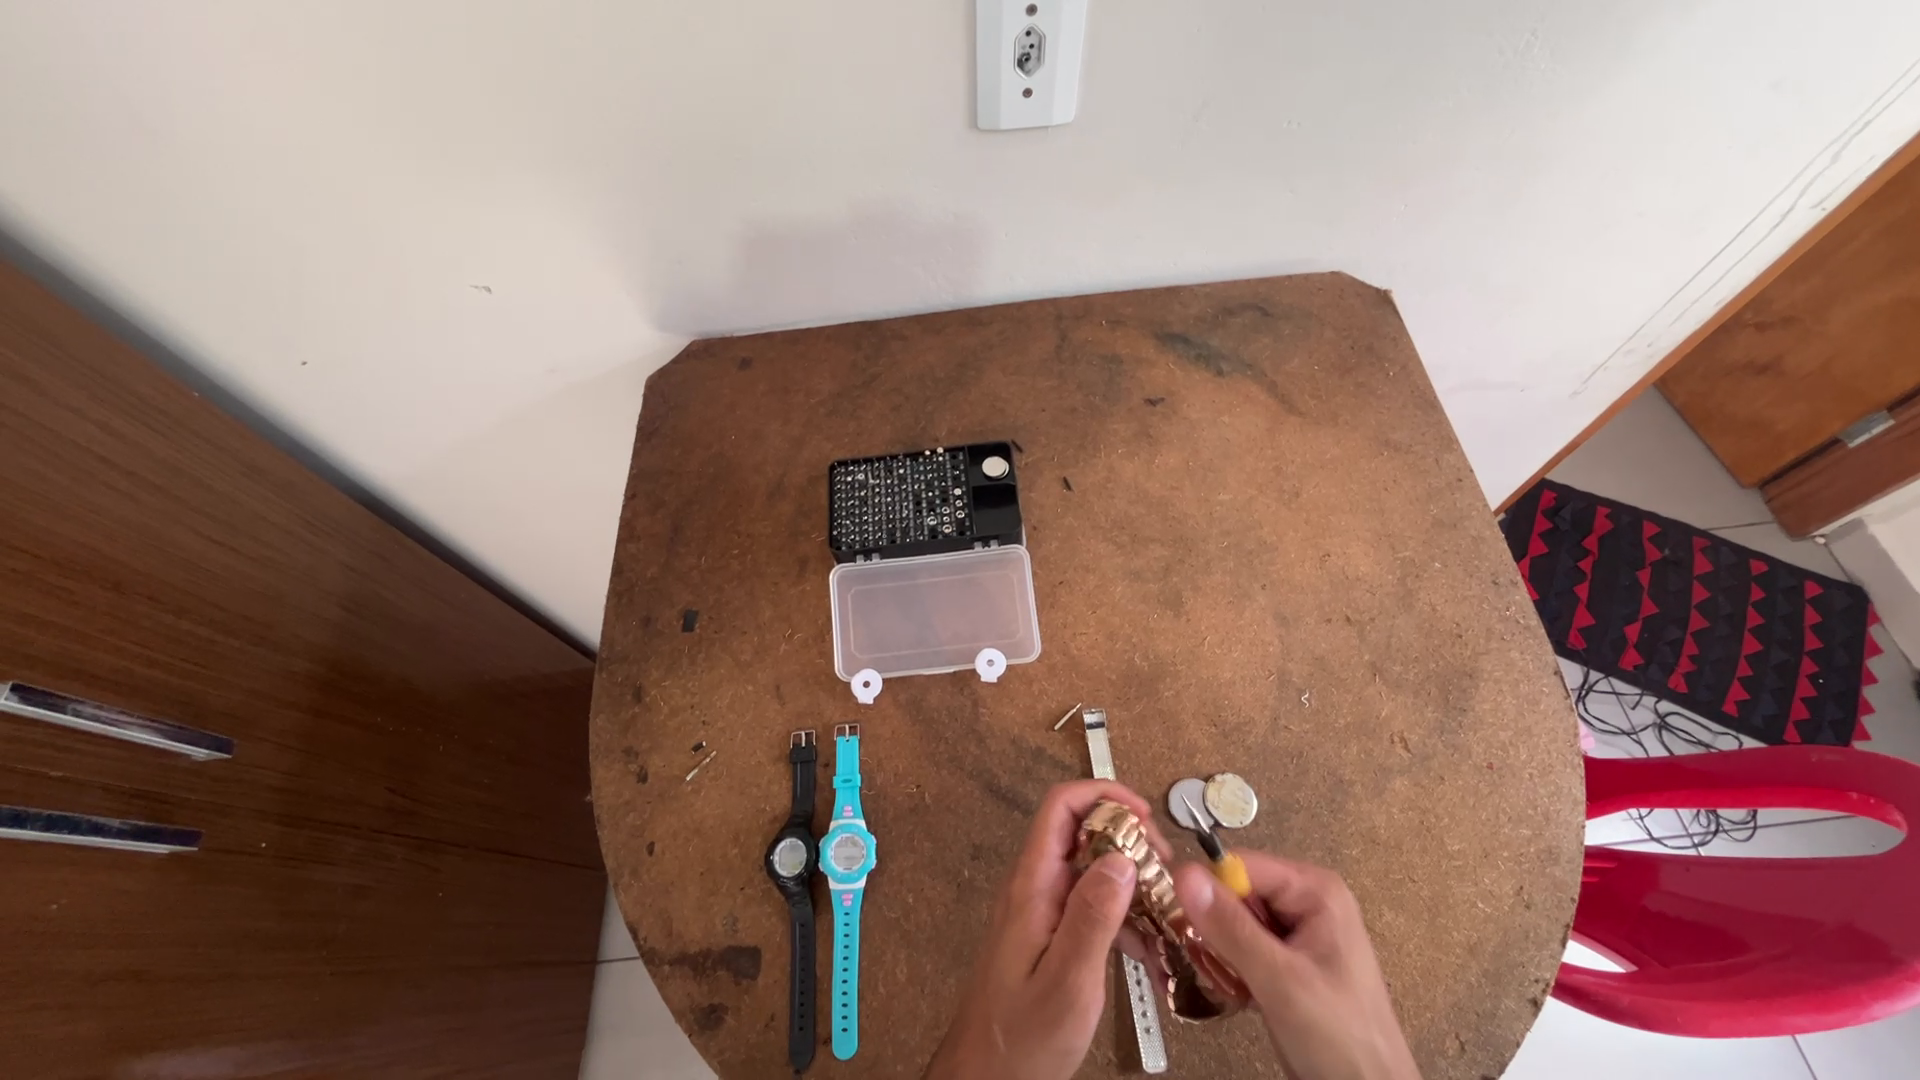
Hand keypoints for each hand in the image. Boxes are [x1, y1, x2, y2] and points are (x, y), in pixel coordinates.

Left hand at [926, 780, 1169, 1079]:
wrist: (984, 1078)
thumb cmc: (1021, 1038)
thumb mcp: (1067, 980)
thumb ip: (1092, 917)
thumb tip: (1121, 856)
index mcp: (1033, 884)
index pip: (1060, 807)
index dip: (1103, 795)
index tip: (1146, 818)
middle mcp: (1035, 886)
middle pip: (1082, 831)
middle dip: (1128, 839)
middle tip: (1165, 872)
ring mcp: (1042, 909)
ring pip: (1091, 869)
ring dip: (1131, 880)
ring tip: (1167, 909)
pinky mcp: (1051, 934)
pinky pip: (1091, 905)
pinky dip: (1122, 916)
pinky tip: (1149, 947)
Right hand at [1173, 853, 1419, 1079]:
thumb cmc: (1341, 1039)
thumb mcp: (1280, 980)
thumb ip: (1231, 928)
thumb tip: (1185, 875)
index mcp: (1315, 890)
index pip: (1239, 865)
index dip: (1208, 890)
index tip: (1185, 922)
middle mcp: (1306, 900)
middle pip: (1235, 891)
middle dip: (1215, 926)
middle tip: (1213, 962)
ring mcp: (1297, 930)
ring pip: (1233, 920)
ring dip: (1221, 950)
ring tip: (1230, 982)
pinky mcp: (1287, 958)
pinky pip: (1242, 944)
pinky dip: (1231, 965)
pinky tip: (1239, 990)